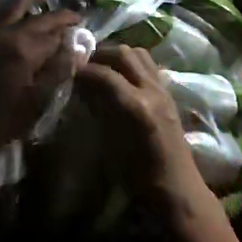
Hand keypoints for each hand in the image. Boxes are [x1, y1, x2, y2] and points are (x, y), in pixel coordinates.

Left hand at [0, 0, 81, 168]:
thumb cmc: (3, 120)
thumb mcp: (38, 100)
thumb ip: (58, 71)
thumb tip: (78, 49)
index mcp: (26, 51)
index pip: (55, 36)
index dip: (71, 33)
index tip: (83, 30)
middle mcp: (6, 35)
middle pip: (37, 20)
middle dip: (58, 15)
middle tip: (74, 14)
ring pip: (10, 8)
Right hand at [74, 45, 209, 208]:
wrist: (174, 187)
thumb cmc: (135, 173)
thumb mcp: (107, 140)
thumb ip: (96, 107)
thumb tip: (80, 86)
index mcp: (134, 105)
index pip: (102, 72)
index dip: (81, 70)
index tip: (67, 73)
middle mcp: (151, 91)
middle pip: (123, 53)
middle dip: (100, 55)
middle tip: (84, 66)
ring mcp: (163, 90)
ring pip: (139, 54)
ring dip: (117, 56)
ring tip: (102, 68)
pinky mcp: (168, 94)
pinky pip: (148, 66)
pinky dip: (132, 64)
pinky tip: (120, 78)